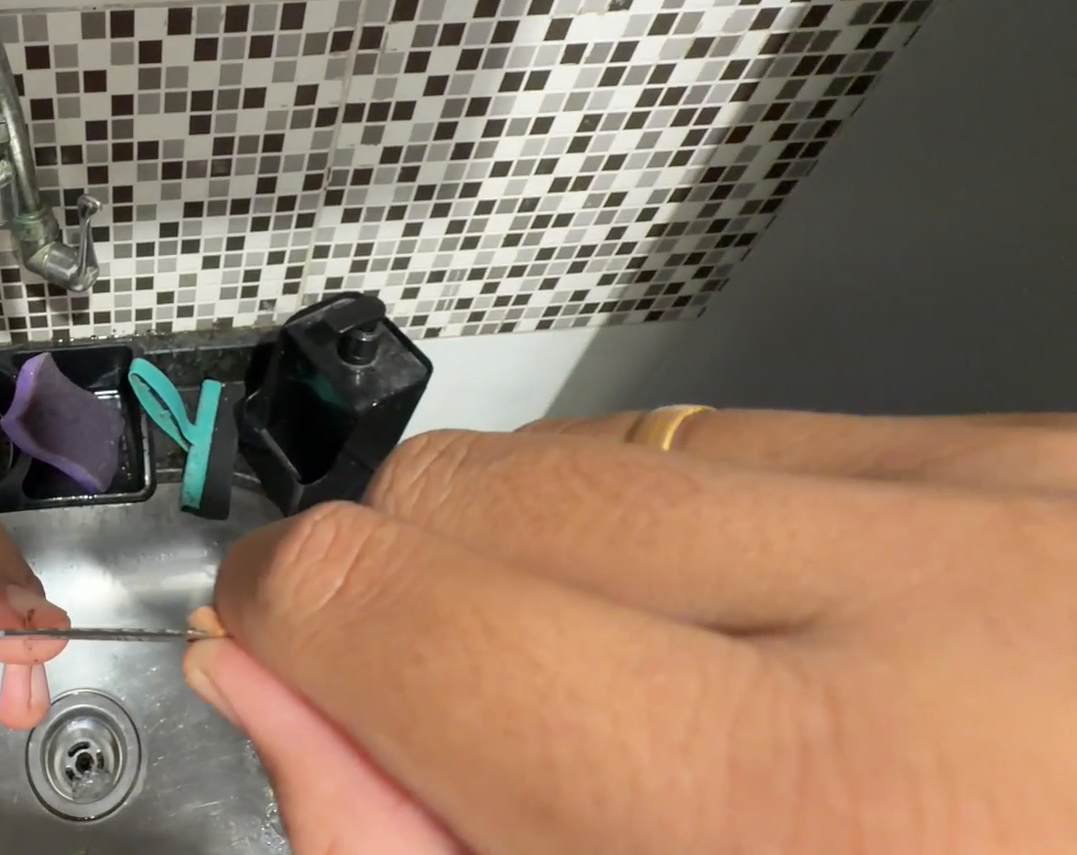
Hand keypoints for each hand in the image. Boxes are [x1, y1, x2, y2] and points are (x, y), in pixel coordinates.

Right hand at [185, 410, 1076, 853]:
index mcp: (835, 820)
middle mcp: (968, 614)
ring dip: (521, 559)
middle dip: (393, 585)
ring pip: (576, 453)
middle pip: (466, 490)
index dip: (278, 613)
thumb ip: (394, 852)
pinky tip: (744, 643)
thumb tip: (257, 673)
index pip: (385, 593)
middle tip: (447, 711)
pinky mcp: (1051, 452)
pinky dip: (651, 532)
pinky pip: (711, 440)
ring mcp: (1038, 495)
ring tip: (619, 691)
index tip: (271, 652)